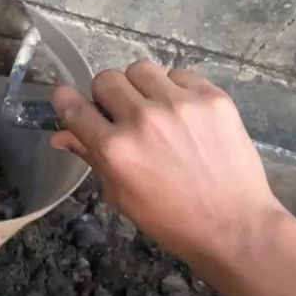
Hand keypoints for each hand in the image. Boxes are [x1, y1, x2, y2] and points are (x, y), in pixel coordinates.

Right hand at [50, 62, 289, 270]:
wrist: (235, 226)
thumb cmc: (170, 220)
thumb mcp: (120, 195)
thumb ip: (90, 157)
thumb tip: (60, 135)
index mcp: (114, 149)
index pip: (72, 105)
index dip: (66, 100)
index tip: (72, 102)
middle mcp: (142, 120)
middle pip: (105, 79)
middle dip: (107, 96)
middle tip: (122, 116)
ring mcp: (179, 105)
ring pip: (140, 69)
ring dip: (139, 87)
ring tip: (154, 108)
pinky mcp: (212, 98)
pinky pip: (179, 74)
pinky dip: (175, 89)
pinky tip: (184, 112)